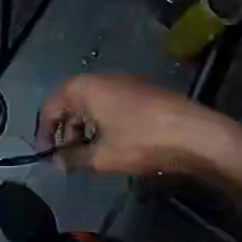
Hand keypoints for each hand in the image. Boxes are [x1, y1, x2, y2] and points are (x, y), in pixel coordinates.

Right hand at [36, 74, 241, 180]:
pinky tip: (113, 146)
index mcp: (80, 88)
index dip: (44, 135)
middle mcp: (96, 79)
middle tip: (68, 161)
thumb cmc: (142, 141)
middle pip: (69, 106)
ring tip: (90, 157)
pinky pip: (109, 106)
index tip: (46, 158)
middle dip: (65, 134)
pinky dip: (103, 125)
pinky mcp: (139, 91)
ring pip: (90, 107)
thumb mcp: (103, 156)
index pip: (49, 109)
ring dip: (85, 131)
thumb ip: (74, 158)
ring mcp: (119, 82)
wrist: (198, 133)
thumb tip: (57, 162)